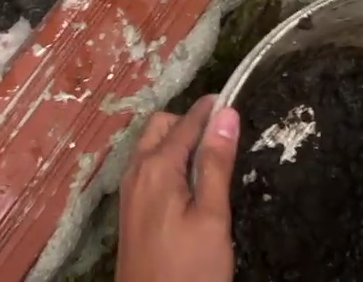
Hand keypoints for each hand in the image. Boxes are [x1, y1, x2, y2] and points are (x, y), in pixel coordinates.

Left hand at [116, 95, 240, 281]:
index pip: (186, 123)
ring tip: (210, 162)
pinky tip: (190, 186)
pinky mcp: (130, 211)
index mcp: (156, 167)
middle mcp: (136, 171)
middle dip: (190, 123)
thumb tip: (226, 113)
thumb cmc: (189, 272)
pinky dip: (169, 163)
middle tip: (221, 138)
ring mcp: (129, 192)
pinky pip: (148, 168)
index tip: (232, 98)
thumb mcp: (212, 218)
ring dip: (178, 142)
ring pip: (152, 146)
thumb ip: (216, 163)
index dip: (210, 109)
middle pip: (162, 126)